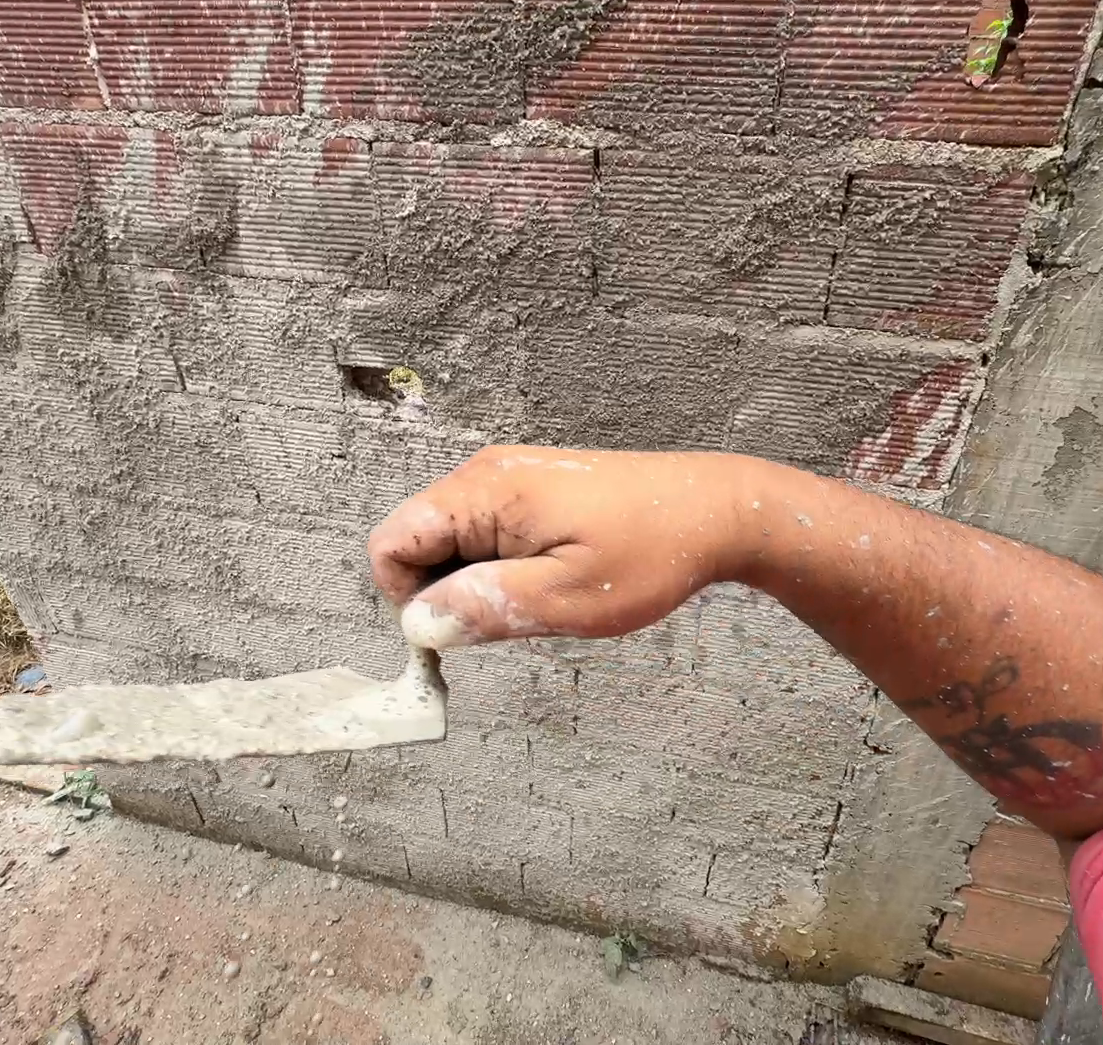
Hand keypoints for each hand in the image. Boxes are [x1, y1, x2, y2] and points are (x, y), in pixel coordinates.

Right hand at [367, 446, 751, 646]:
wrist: (712, 510)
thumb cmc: (650, 549)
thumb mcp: (564, 596)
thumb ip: (482, 607)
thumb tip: (417, 624)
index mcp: (483, 491)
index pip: (390, 542)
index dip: (408, 597)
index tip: (460, 627)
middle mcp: (486, 474)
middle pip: (418, 542)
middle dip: (447, 591)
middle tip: (512, 614)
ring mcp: (509, 478)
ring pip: (453, 542)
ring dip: (479, 582)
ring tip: (542, 592)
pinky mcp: (531, 490)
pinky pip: (486, 534)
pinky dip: (502, 566)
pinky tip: (551, 576)